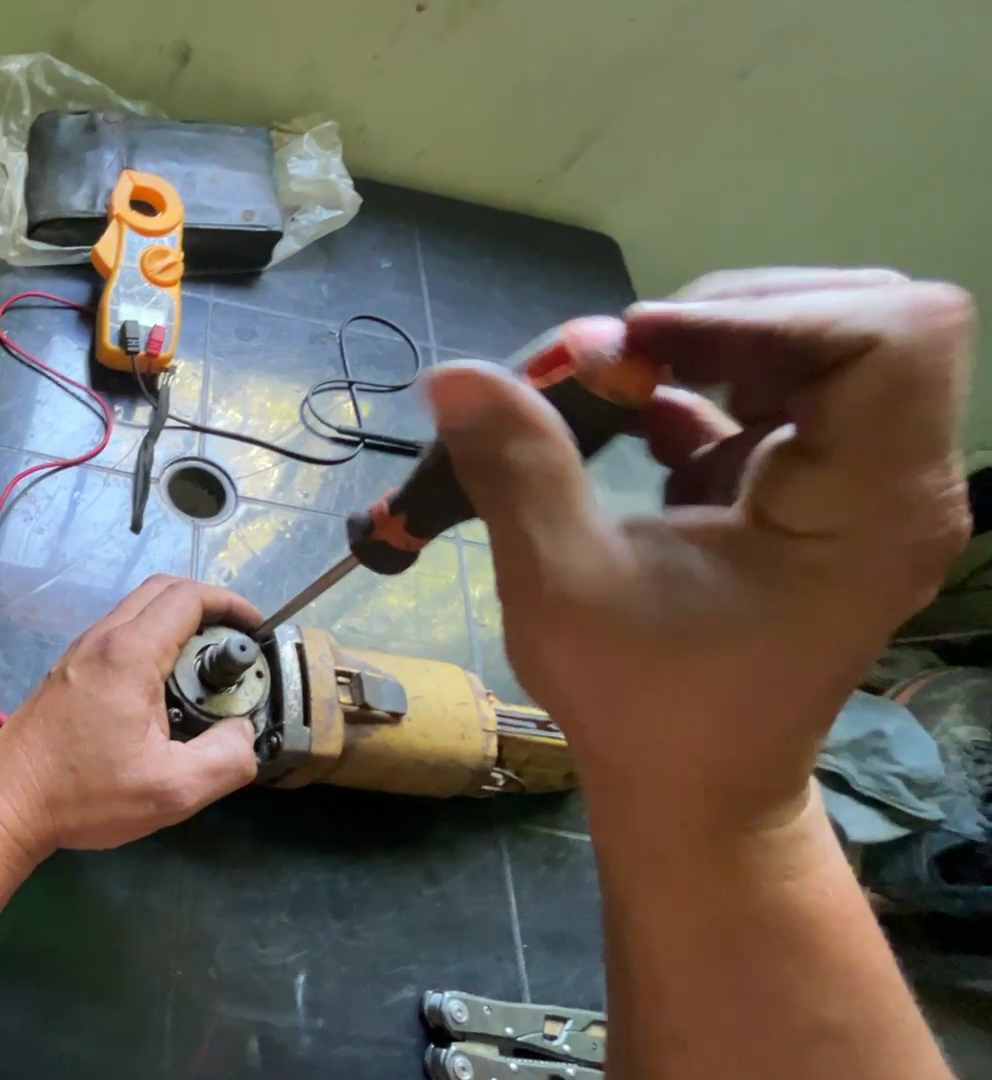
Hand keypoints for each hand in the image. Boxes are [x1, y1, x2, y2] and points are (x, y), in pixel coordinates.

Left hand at [0, 576, 262, 857]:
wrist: (7, 801)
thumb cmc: (85, 795)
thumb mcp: (172, 790)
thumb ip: (226, 758)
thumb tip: (245, 732)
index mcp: (129, 653)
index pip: (187, 597)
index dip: (230, 603)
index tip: (256, 629)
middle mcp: (102, 638)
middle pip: (162, 590)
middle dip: (208, 606)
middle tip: (236, 645)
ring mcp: (80, 651)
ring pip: (137, 610)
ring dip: (178, 623)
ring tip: (206, 670)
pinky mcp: (70, 668)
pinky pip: (120, 634)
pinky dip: (153, 640)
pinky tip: (165, 688)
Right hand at [424, 268, 973, 832]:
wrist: (685, 781)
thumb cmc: (637, 698)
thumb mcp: (560, 580)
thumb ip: (516, 466)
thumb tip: (450, 375)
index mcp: (866, 504)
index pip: (883, 337)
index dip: (754, 315)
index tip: (627, 347)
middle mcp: (884, 479)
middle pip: (855, 321)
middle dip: (721, 319)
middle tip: (613, 360)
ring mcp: (843, 484)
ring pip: (807, 349)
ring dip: (695, 348)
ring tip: (600, 381)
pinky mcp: (794, 494)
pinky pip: (759, 400)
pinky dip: (682, 389)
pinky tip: (613, 420)